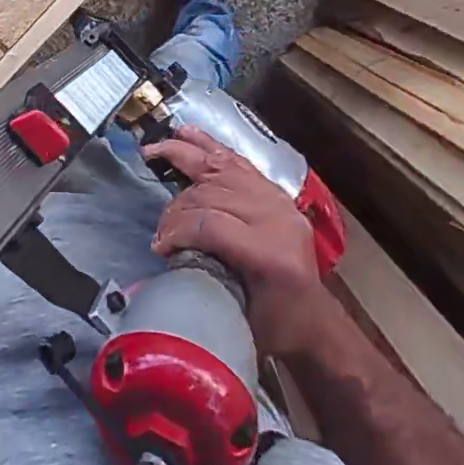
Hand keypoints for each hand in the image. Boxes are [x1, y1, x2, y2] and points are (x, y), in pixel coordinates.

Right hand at [143, 126, 336, 354]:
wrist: (313, 324)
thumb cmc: (273, 328)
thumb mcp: (233, 314)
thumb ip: (196, 281)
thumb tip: (151, 265)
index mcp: (271, 254)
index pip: (210, 224)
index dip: (176, 231)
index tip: (159, 249)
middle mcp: (277, 219)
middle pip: (212, 193)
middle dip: (176, 208)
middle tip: (161, 231)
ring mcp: (278, 202)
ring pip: (223, 170)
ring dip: (186, 159)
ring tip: (156, 151)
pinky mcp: (275, 195)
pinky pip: (238, 163)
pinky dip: (211, 148)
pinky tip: (190, 136)